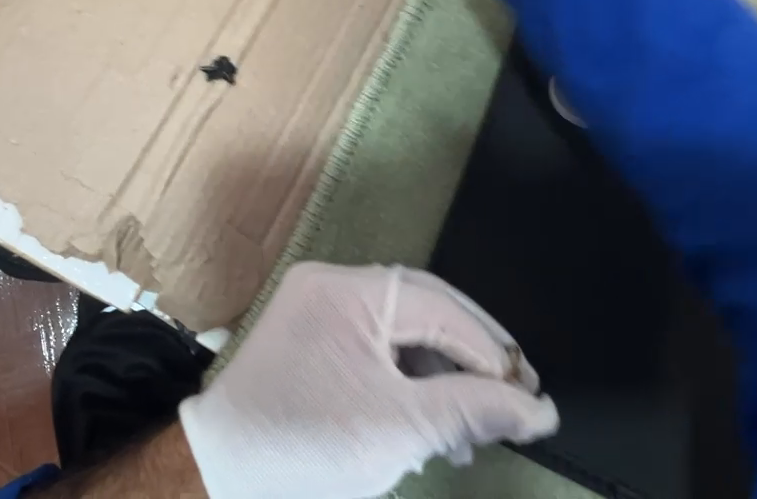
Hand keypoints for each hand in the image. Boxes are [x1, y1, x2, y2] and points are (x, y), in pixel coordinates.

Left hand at [178, 262, 558, 498]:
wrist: (219, 472)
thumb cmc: (307, 445)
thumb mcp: (400, 429)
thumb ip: (472, 410)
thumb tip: (537, 408)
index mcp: (350, 291)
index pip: (440, 310)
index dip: (491, 353)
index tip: (533, 396)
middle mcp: (333, 283)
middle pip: (423, 309)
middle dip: (469, 358)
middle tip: (513, 398)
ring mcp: (318, 305)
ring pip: (401, 328)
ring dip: (439, 372)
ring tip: (472, 425)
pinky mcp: (311, 333)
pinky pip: (374, 341)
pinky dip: (405, 376)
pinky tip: (427, 417)